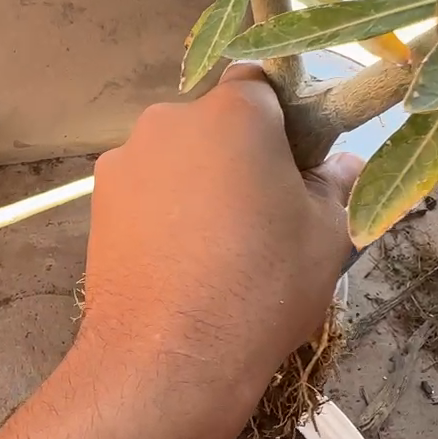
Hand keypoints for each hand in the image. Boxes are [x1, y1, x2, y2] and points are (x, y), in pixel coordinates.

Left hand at [78, 63, 360, 431]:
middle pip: (211, 122)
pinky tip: (172, 258)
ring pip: (173, 158)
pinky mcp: (96, 202)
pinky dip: (158, 209)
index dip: (281, 117)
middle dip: (235, 153)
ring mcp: (123, 161)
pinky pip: (141, 190)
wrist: (167, 356)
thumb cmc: (261, 286)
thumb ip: (334, 184)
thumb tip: (341, 163)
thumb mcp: (326, 235)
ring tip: (210, 246)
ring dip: (193, 182)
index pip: (262, 83)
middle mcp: (167, 121)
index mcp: (232, 112)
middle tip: (257, 212)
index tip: (293, 162)